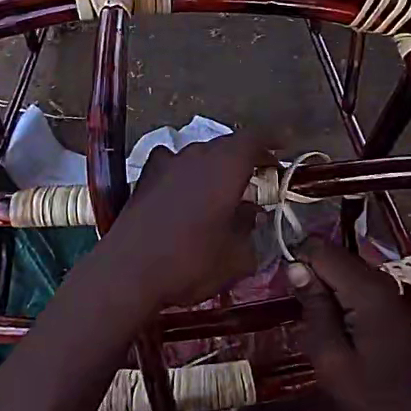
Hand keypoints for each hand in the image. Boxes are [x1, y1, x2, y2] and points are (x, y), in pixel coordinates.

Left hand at [95, 134, 268, 308]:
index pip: (253, 139)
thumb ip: (249, 229)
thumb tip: (251, 214)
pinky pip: (173, 165)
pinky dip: (185, 174)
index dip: (270, 143)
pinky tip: (184, 195)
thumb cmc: (191, 262)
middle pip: (226, 145)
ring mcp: (166, 162)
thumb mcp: (236, 256)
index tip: (281, 153)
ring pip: (199, 155)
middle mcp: (196, 155)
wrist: (128, 271)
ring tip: (222, 193)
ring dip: (214, 168)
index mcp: (225, 166)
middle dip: (244, 159)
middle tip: (257, 181)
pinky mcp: (144, 176)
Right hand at [287, 237, 410, 410]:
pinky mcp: (381, 291)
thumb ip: (314, 309)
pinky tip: (332, 317)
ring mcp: (382, 282)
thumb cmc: (371, 388)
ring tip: (316, 317)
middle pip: (329, 253)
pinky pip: (346, 274)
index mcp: (365, 291)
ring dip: (320, 281)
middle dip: (309, 273)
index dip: (299, 264)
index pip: (320, 251)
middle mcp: (376, 277)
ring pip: (336, 262)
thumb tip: (294, 267)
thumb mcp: (331, 358)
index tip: (292, 294)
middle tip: (303, 310)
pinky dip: (332, 288)